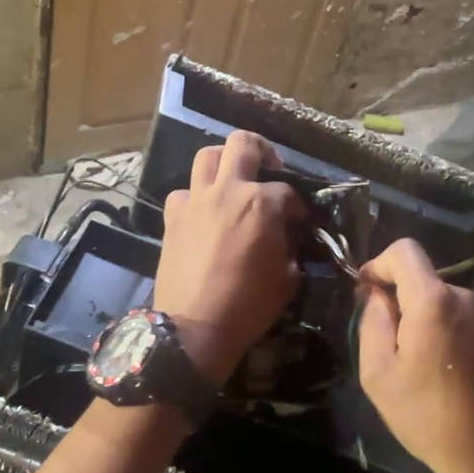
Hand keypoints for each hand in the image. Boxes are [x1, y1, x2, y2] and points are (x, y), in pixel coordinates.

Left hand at [153, 130, 305, 383]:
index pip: (288, 190)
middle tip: (268, 169)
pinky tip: (203, 212)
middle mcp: (228, 190)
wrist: (195, 328)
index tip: (299, 221)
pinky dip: (195, 196)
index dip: (298, 206)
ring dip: (224, 162)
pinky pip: (183, 192)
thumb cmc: (248, 306)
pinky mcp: (173, 216)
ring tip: (233, 179)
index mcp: (262, 203)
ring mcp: (197, 200)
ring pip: (208, 155)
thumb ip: (291, 245)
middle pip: (244, 143)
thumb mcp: (288, 278)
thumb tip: (289, 234)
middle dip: (262, 151)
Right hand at [357, 239, 473, 472]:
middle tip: (383, 340)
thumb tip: (376, 295)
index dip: (378, 263)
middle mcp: (461, 296)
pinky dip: (435, 329)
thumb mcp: (379, 373)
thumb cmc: (428, 415)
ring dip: (415, 317)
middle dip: (395, 297)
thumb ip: (372, 322)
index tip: (364, 292)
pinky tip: (432, 370)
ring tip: (407, 362)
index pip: (404, 250)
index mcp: (433, 299)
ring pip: (434, 298)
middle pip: (419, 277)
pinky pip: (452, 316)